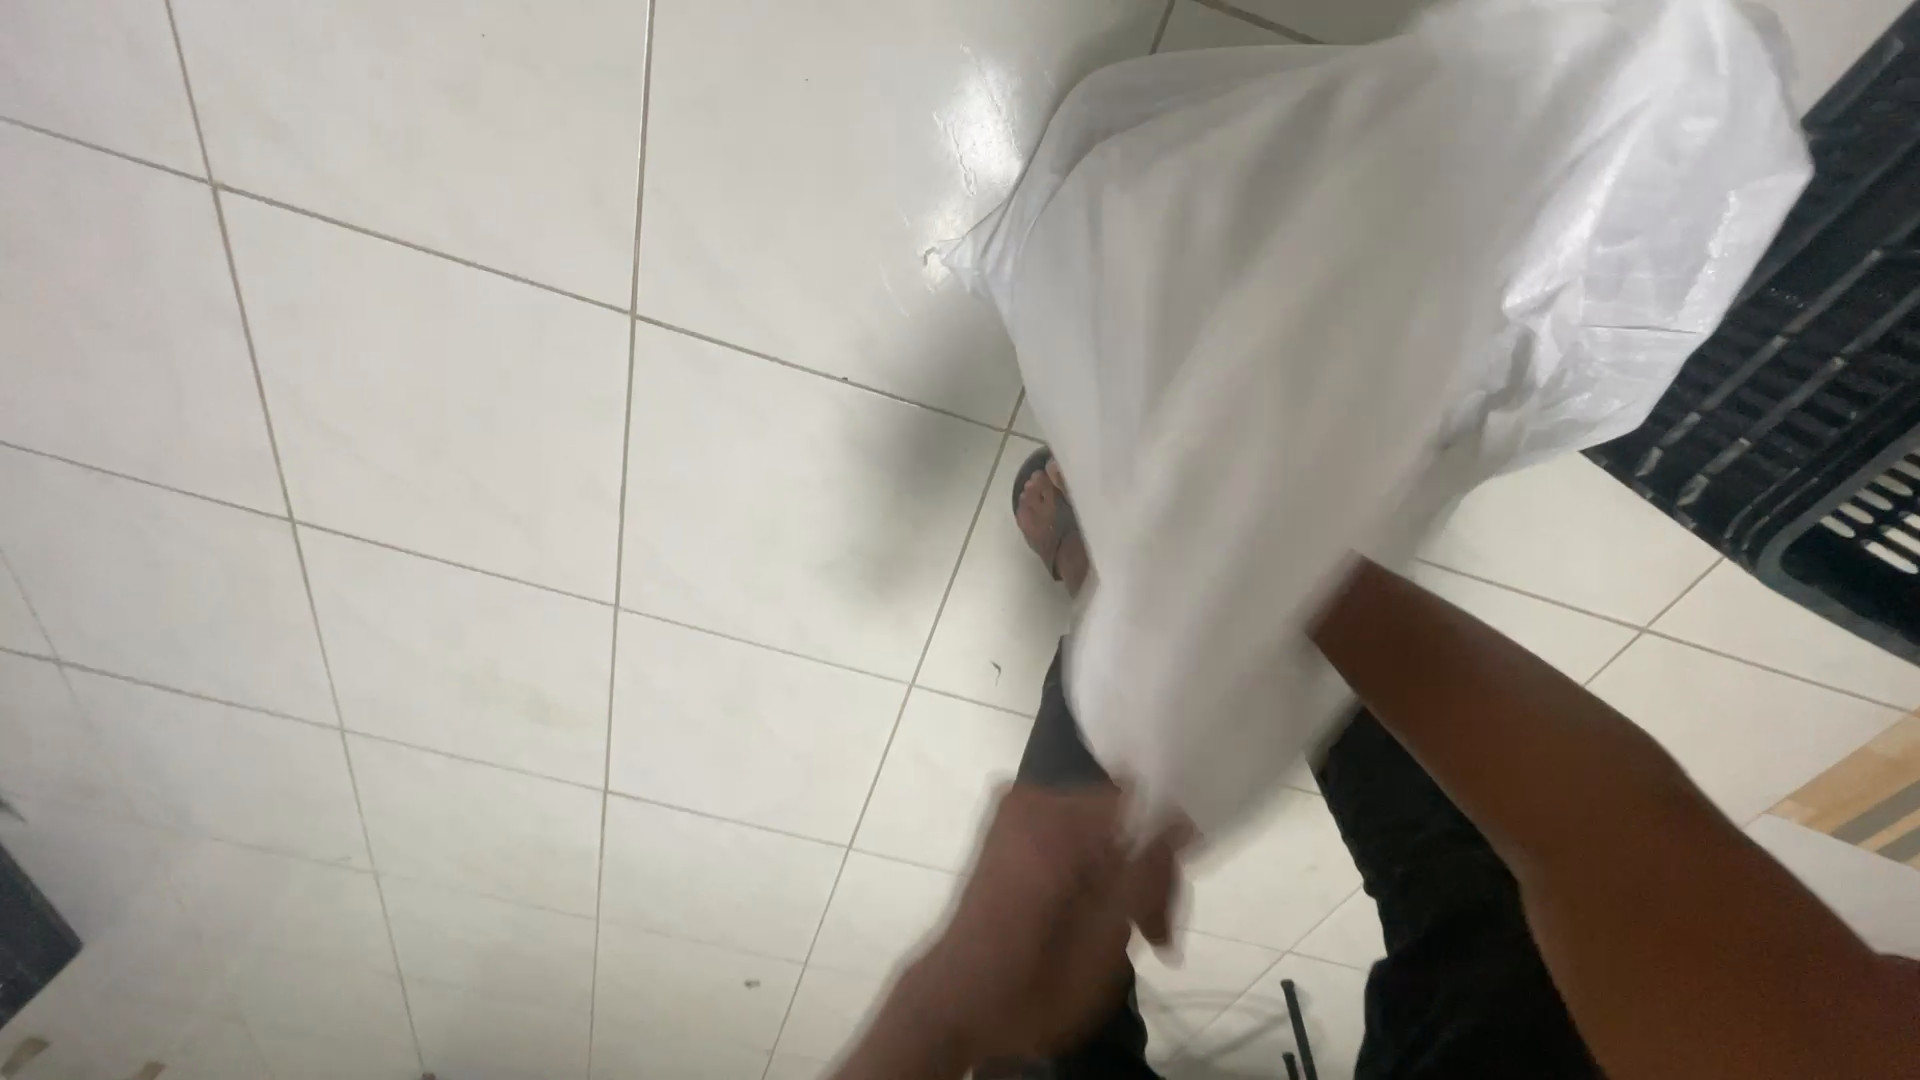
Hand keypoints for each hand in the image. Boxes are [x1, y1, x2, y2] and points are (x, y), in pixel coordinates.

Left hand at [893, 784, 1189, 1064]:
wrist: (955, 999)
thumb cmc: (1030, 982)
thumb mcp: (1104, 941)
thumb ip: (1146, 873)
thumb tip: (1181, 822)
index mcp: (1053, 818)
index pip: (1142, 801)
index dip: (1166, 849)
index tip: (1168, 903)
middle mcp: (1033, 798)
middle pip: (1121, 814)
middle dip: (1145, 872)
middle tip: (1157, 936)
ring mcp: (1017, 810)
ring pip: (1101, 827)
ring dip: (1122, 875)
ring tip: (1134, 934)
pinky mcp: (1009, 827)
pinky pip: (1073, 833)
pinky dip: (1092, 869)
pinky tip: (1099, 914)